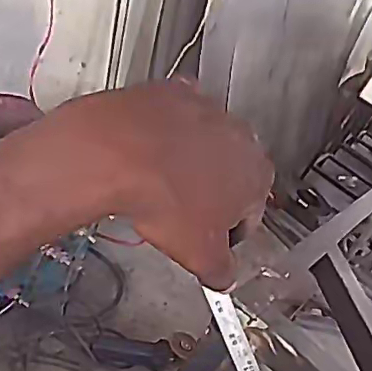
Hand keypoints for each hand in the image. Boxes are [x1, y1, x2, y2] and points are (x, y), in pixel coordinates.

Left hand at [37, 79, 272, 289]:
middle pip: (230, 175)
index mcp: (258, 174)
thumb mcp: (200, 256)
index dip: (229, 232)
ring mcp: (205, 110)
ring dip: (189, 164)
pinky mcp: (172, 94)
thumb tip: (223, 276)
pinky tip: (146, 156)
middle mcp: (240, 136)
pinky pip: (172, 120)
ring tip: (159, 187)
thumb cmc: (161, 195)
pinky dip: (163, 135)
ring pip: (203, 146)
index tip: (212, 240)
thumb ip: (222, 271)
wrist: (113, 155)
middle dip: (211, 195)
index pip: (252, 213)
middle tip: (183, 215)